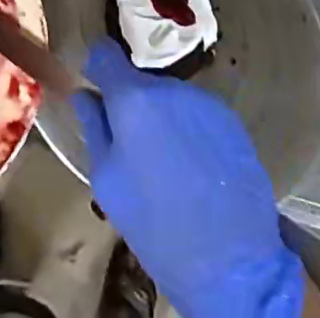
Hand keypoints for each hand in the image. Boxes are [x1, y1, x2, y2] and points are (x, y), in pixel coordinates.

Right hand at [73, 39, 305, 317]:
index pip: (105, 53)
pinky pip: (195, 112)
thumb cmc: (155, 223)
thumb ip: (93, 126)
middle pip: (139, 79)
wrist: (233, 266)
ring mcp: (206, 103)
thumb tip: (85, 95)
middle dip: (129, 100)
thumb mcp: (106, 178)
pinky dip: (187, 127)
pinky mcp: (233, 123)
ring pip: (168, 97)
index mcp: (133, 98)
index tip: (94, 84)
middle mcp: (170, 89)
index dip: (96, 65)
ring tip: (164, 157)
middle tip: (129, 139)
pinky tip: (192, 165)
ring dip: (160, 114)